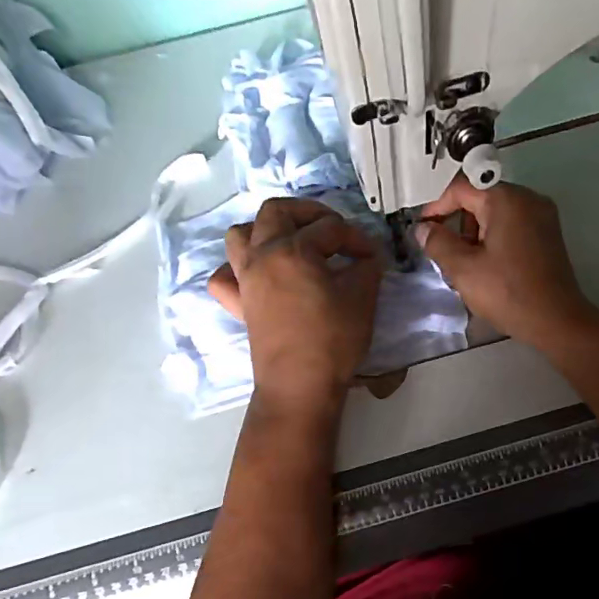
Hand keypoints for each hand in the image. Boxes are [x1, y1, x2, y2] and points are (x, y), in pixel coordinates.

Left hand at [210, 197, 383, 406]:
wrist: (299, 385)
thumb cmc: (332, 341)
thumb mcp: (362, 299)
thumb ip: (366, 268)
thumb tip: (366, 258)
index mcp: (293, 250)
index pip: (331, 229)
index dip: (356, 238)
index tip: (372, 256)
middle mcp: (262, 255)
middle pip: (277, 212)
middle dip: (308, 213)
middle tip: (332, 230)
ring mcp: (245, 279)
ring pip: (241, 234)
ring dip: (266, 230)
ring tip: (292, 243)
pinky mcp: (239, 304)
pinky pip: (225, 276)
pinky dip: (237, 268)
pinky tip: (259, 275)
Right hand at [413, 175, 598, 349]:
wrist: (554, 320)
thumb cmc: (507, 292)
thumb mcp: (463, 269)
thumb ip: (438, 243)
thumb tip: (423, 229)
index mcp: (506, 199)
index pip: (462, 187)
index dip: (437, 206)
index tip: (423, 230)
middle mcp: (528, 199)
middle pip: (481, 197)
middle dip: (458, 221)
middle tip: (445, 252)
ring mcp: (542, 216)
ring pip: (496, 213)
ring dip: (475, 232)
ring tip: (465, 264)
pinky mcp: (548, 235)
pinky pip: (512, 225)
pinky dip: (494, 238)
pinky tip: (487, 266)